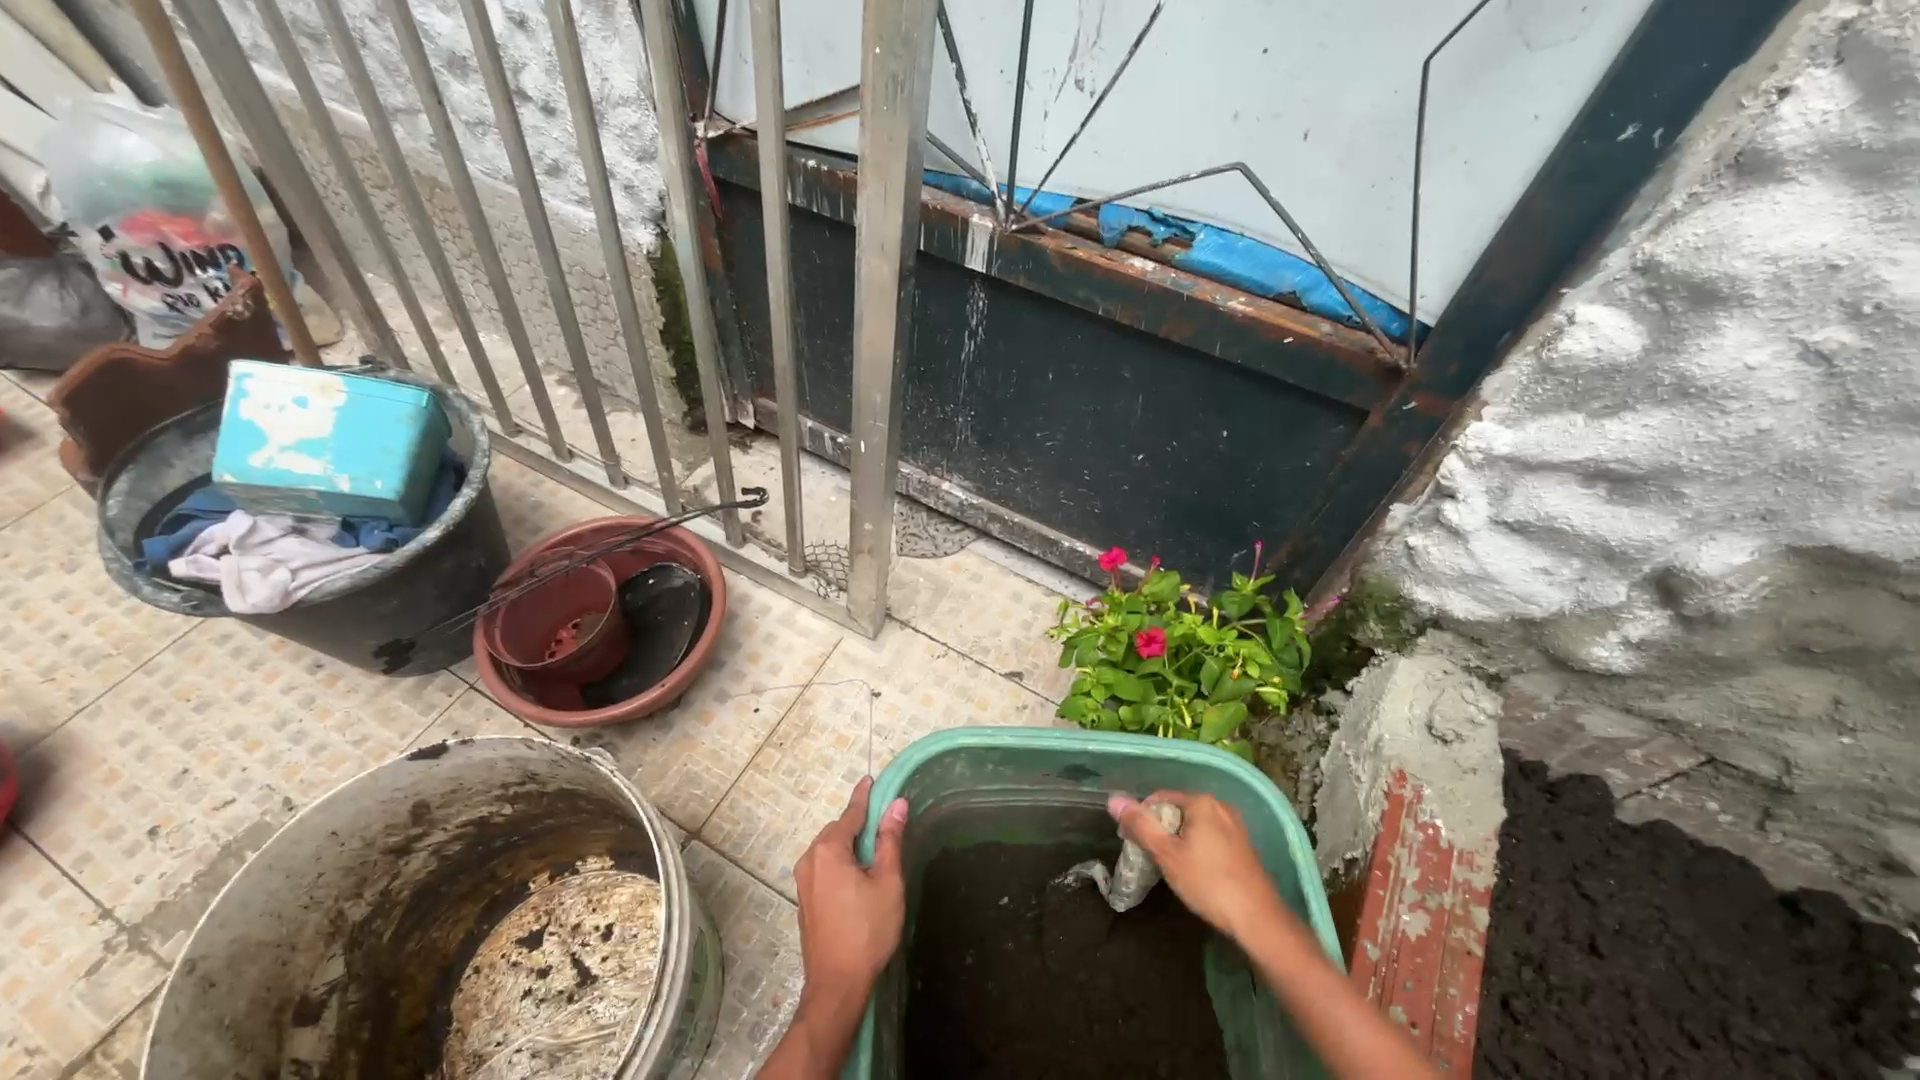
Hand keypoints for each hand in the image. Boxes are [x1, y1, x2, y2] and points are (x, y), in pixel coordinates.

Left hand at [794, 777, 909, 1000]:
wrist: (837, 984)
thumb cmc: (867, 931)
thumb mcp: (887, 882)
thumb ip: (890, 841)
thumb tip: (897, 805)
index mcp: (829, 851)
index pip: (850, 814)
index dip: (864, 797)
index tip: (870, 779)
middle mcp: (810, 860)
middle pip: (837, 831)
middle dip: (858, 824)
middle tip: (883, 823)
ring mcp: (803, 882)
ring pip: (829, 850)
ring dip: (849, 845)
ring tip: (875, 852)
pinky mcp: (805, 900)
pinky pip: (824, 868)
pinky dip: (840, 862)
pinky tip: (858, 876)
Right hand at [1107, 790, 1287, 943]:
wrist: (1257, 918)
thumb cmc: (1207, 882)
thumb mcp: (1166, 854)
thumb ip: (1140, 825)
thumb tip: (1113, 799)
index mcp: (1202, 802)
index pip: (1159, 798)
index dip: (1141, 819)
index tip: (1134, 843)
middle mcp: (1220, 806)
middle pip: (1177, 810)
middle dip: (1160, 830)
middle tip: (1150, 857)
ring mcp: (1235, 825)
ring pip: (1194, 825)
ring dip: (1177, 840)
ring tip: (1169, 866)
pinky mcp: (1242, 845)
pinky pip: (1210, 836)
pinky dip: (1196, 847)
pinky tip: (1194, 871)